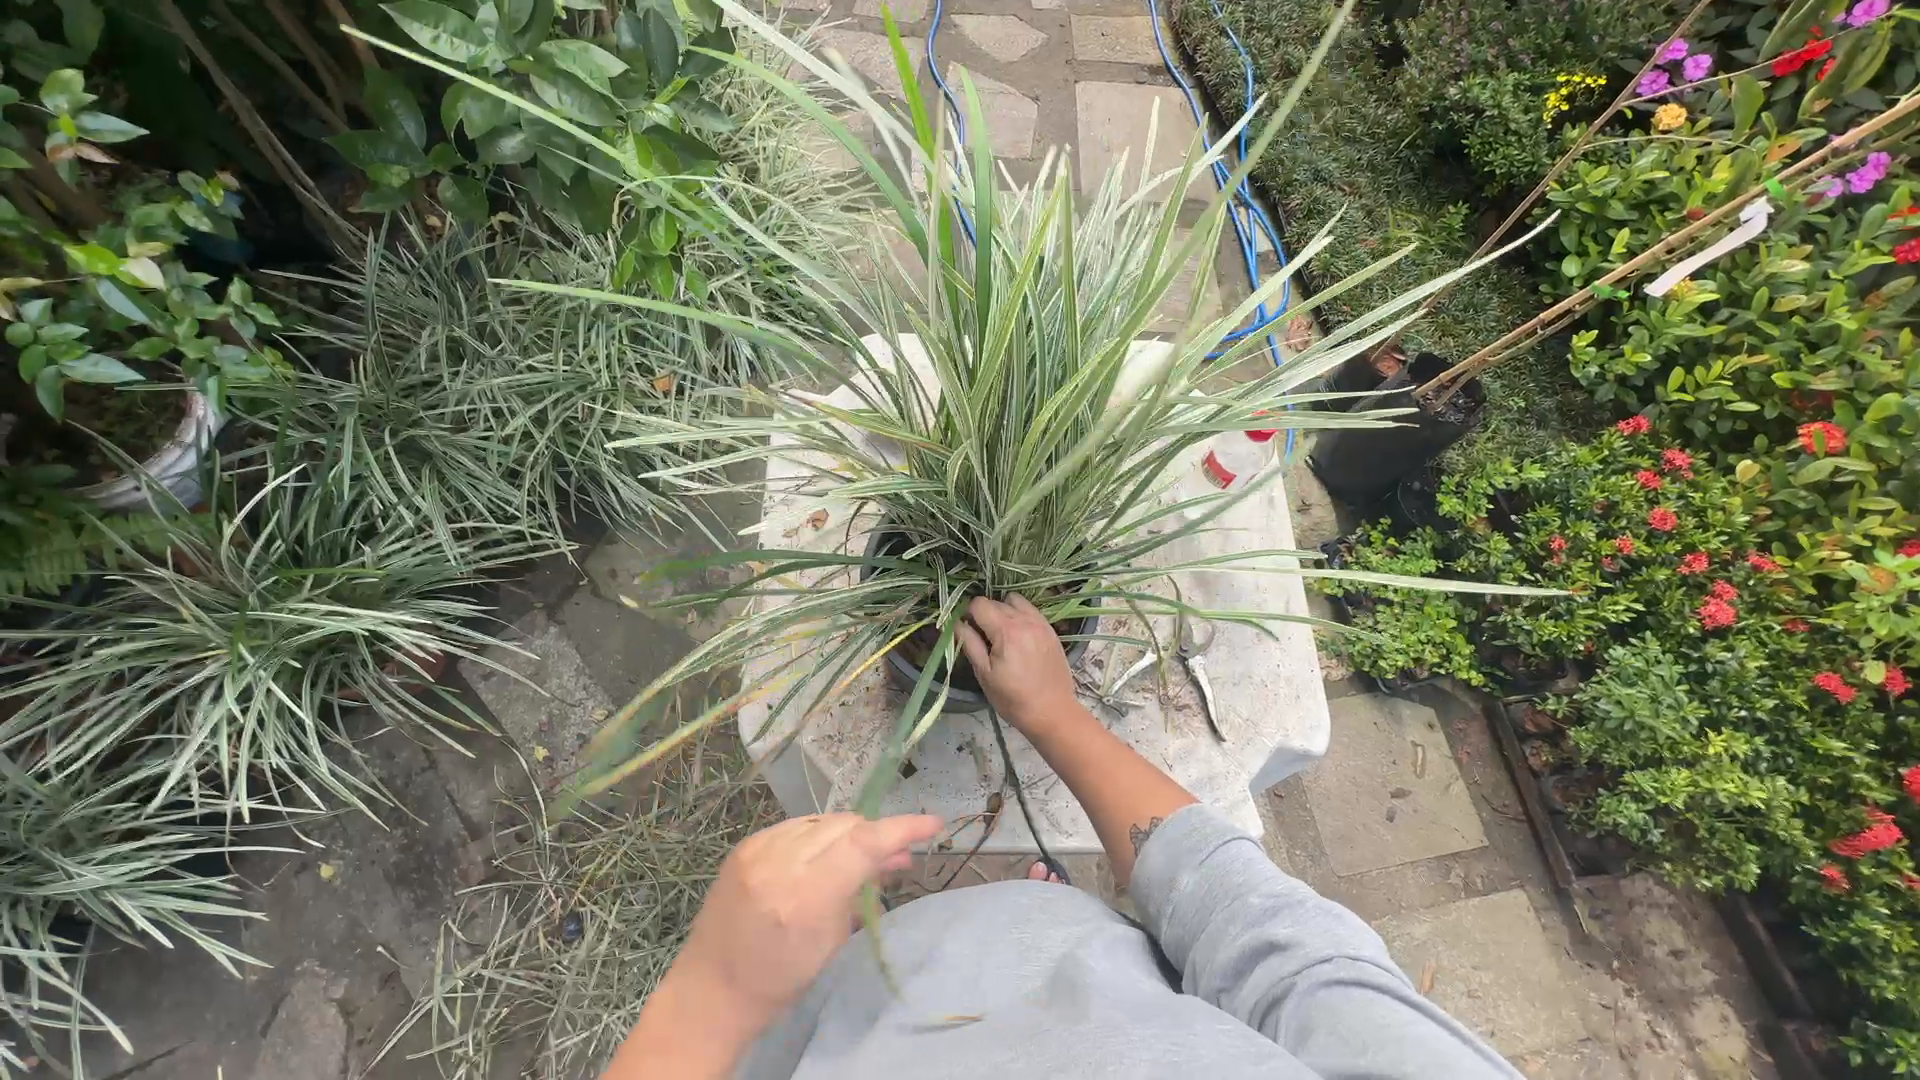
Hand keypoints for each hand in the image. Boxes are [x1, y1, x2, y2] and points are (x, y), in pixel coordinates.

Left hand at [667, 812, 942, 1024]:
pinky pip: (797, 826)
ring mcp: (758, 849)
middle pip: (846, 825)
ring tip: (864, 857)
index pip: (863, 843)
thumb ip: (862, 890)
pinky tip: (826, 855)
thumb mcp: (831, 939)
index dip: (902, 829)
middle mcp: (780, 862)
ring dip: (849, 833)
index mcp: (805, 895)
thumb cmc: (779, 979)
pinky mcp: (746, 845)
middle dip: (876, 835)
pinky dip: (819, 836)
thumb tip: (897, 857)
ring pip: (823, 821)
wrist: (712, 990)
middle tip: (897, 857)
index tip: (933, 823)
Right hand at [958, 594, 1083, 733]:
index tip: (968, 631)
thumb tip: (957, 623)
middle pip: (996, 602)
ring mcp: (1041, 623)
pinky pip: (1031, 611)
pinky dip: (1020, 615)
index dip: (968, 614)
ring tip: (1002, 634)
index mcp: (1006, 631)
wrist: (1052, 712)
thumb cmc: (1013, 698)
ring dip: (1004, 610)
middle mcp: (1025, 620)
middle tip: (984, 639)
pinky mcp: (1051, 630)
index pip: (979, 604)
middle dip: (985, 614)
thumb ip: (969, 643)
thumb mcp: (984, 674)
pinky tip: (1018, 637)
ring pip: (1015, 601)